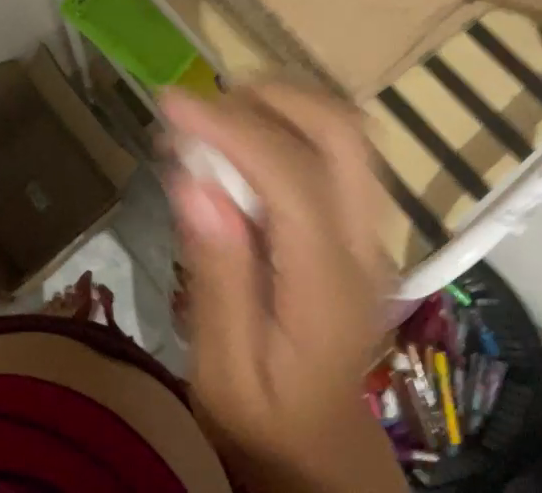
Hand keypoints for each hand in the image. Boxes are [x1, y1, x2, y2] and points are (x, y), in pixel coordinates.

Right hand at [165, 85, 406, 492]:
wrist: (321, 446)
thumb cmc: (264, 419)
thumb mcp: (225, 371)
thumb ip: (218, 279)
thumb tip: (196, 184)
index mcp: (329, 285)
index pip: (292, 176)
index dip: (230, 127)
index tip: (170, 102)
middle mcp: (365, 245)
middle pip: (343, 131)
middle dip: (270, 96)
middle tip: (202, 105)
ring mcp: (371, 230)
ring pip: (345, 130)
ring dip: (281, 105)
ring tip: (214, 119)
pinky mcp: (360, 225)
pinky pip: (334, 149)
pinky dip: (287, 124)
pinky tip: (238, 143)